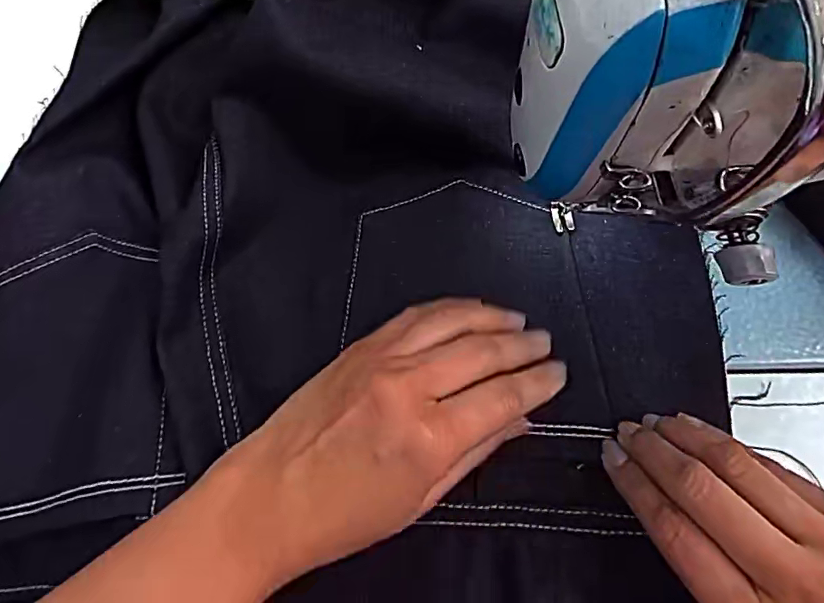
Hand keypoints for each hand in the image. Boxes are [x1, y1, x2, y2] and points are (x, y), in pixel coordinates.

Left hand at [47, 299, 563, 602]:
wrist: (265, 498)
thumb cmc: (344, 516)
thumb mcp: (420, 499)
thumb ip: (477, 451)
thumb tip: (522, 419)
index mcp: (428, 438)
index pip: (503, 397)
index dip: (538, 383)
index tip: (558, 373)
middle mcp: (411, 388)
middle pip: (485, 352)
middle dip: (525, 346)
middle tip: (548, 344)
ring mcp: (386, 357)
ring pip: (457, 321)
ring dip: (495, 317)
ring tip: (521, 321)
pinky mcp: (366, 343)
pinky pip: (421, 313)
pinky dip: (455, 307)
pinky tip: (474, 309)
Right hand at [604, 413, 823, 602]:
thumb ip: (723, 597)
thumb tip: (679, 535)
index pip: (681, 536)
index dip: (639, 490)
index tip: (617, 464)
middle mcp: (802, 581)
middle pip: (705, 491)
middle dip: (656, 453)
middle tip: (628, 432)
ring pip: (743, 466)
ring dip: (692, 437)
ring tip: (661, 423)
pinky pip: (786, 473)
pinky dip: (741, 451)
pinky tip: (718, 439)